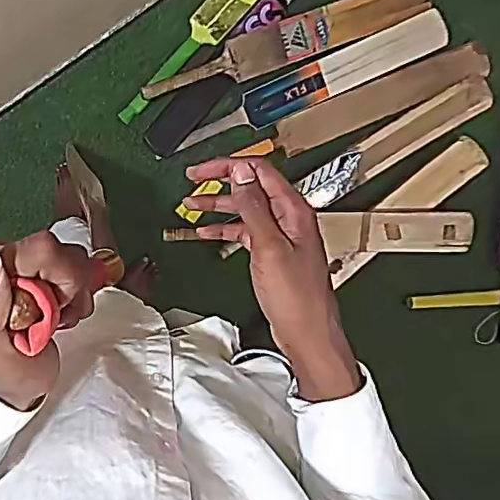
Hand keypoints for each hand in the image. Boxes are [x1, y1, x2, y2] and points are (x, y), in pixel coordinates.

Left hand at [0, 230, 99, 409]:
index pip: (36, 249)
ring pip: (67, 254)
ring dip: (71, 290)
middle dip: (64, 285)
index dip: (52, 280)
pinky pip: (72, 262)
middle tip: (51, 316)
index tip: (44, 311)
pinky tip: (60, 309)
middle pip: (53, 248)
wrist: (23, 385)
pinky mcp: (33, 264)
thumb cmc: (7, 371)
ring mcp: (13, 261)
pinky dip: (74, 290)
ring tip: (55, 317)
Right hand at [180, 157, 361, 400]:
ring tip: (191, 204)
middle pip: (250, 186)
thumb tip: (240, 174)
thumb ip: (254, 208)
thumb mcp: (269, 247)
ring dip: (218, 205)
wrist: (307, 332)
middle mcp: (288, 218)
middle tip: (192, 180)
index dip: (226, 166)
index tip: (200, 171)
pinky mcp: (273, 252)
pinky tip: (207, 231)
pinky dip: (225, 228)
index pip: (258, 171)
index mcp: (293, 210)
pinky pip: (245, 230)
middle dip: (219, 181)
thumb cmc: (297, 297)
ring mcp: (281, 235)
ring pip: (245, 209)